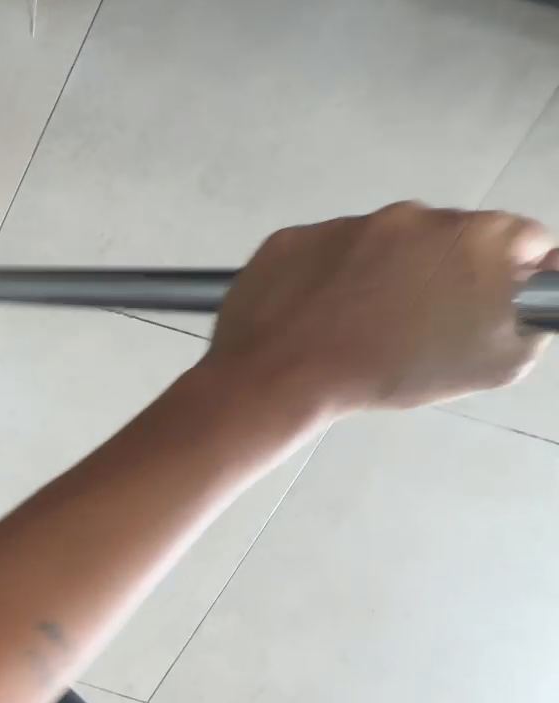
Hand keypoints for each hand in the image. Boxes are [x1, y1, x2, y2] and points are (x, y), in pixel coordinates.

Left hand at [205, 202, 558, 414]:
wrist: (275, 381)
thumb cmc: (387, 373)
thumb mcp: (498, 360)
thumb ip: (533, 318)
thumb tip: (531, 297)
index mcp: (480, 234)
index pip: (519, 243)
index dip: (504, 275)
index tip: (476, 303)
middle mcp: (411, 216)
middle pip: (439, 239)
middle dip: (432, 271)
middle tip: (401, 318)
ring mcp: (340, 226)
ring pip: (370, 245)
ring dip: (368, 271)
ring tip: (345, 320)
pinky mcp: (284, 242)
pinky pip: (311, 255)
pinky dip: (312, 277)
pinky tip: (305, 312)